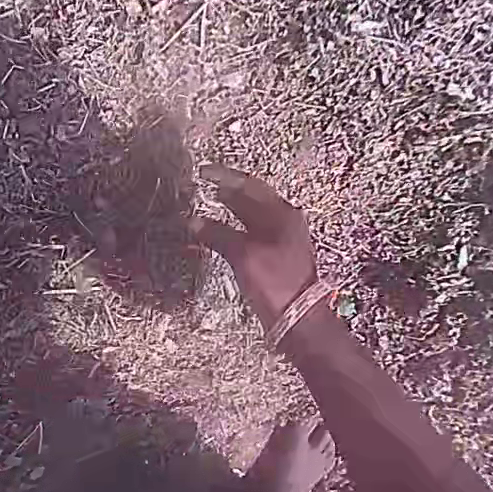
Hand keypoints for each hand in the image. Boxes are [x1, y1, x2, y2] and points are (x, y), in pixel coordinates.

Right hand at [189, 165, 316, 327]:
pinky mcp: (276, 258)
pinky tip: (222, 233)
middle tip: (204, 186)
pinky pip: (252, 233)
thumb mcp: (244, 255)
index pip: (250, 185)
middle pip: (253, 199)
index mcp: (282, 215)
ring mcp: (282, 240)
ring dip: (231, 209)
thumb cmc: (275, 283)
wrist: (299, 319)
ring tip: (210, 203)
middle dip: (228, 190)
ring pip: (253, 217)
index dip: (225, 177)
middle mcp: (285, 222)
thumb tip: (193, 221)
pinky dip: (234, 228)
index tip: (203, 172)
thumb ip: (219, 235)